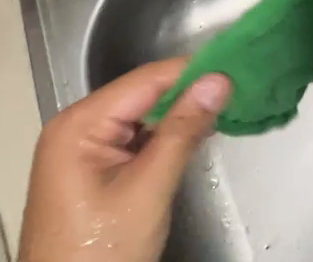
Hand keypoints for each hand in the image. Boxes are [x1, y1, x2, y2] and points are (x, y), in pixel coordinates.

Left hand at [19, 58, 231, 261]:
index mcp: (79, 123)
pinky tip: (194, 137)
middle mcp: (75, 126)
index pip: (146, 80)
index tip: (237, 70)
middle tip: (236, 92)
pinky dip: (163, 138)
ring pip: (141, 116)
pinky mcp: (90, 171)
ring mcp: (80, 150)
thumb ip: (183, 131)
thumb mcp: (147, 191)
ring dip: (178, 116)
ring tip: (224, 110)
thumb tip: (218, 80)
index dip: (192, 71)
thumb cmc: (101, 256)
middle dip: (187, 93)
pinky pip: (133, 139)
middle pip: (142, 95)